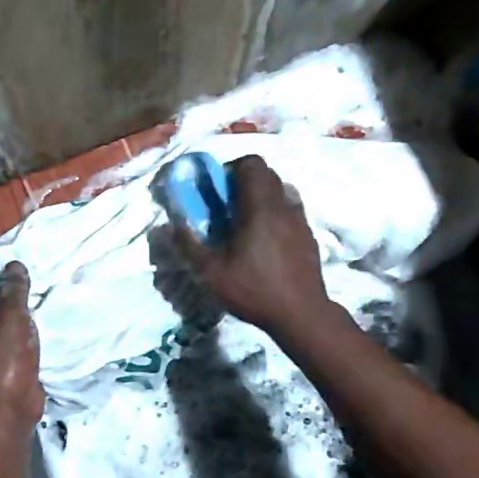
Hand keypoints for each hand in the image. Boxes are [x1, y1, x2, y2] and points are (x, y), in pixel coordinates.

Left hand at [0, 260, 43, 427]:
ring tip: (46, 307)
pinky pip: (14, 350)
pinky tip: (43, 337)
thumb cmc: (2, 357)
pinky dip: (26, 344)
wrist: (5, 410)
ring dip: (20, 323)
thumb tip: (13, 263)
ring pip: (3, 330)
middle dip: (10, 298)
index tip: (19, 264)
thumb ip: (12, 288)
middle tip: (39, 283)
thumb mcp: (10, 314)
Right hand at [174, 155, 331, 334]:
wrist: (301, 314)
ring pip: (281, 191)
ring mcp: (301, 220)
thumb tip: (169, 226)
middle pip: (266, 174)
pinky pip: (291, 211)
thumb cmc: (254, 291)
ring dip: (262, 198)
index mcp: (260, 207)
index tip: (218, 191)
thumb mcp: (211, 273)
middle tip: (227, 208)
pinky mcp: (309, 236)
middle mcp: (284, 206)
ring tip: (247, 224)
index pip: (252, 163)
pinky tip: (266, 242)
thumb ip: (188, 246)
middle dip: (244, 182)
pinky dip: (276, 215)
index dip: (231, 168)